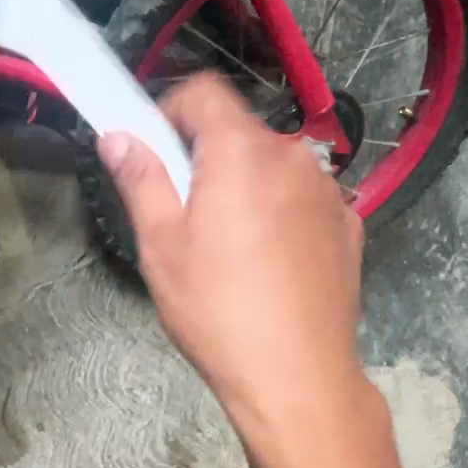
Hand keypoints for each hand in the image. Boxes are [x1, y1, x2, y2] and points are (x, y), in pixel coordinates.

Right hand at [96, 74, 373, 437]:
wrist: (297, 376)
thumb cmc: (217, 311)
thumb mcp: (161, 247)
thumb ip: (141, 181)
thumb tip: (119, 137)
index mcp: (241, 152)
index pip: (203, 91)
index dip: (168, 110)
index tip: (152, 151)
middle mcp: (293, 156)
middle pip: (239, 133)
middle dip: (205, 159)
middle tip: (182, 216)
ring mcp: (328, 191)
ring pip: (272, 169)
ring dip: (244, 188)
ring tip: (227, 252)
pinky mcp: (348, 226)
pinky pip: (302, 202)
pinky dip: (278, 215)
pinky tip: (267, 268)